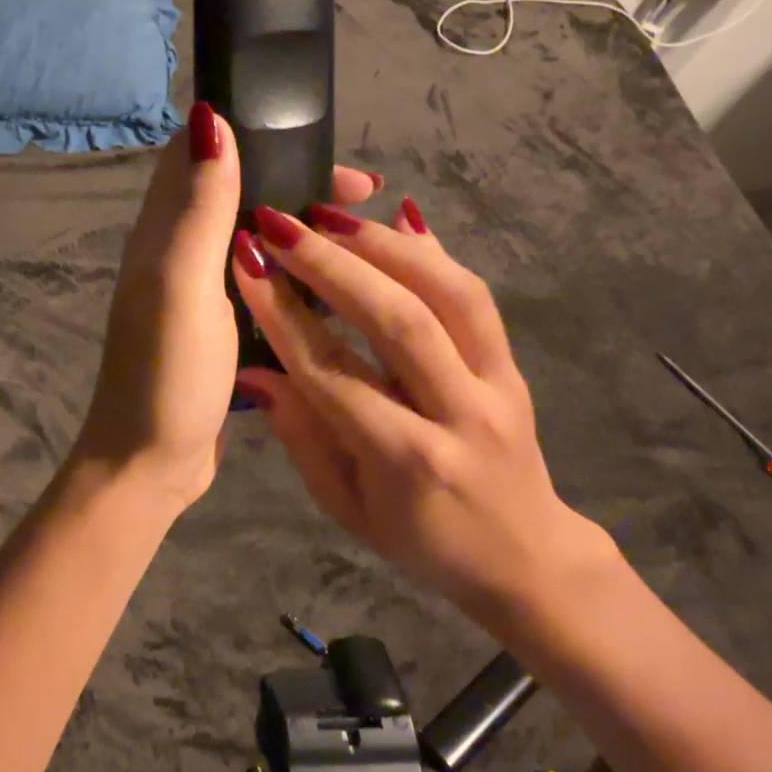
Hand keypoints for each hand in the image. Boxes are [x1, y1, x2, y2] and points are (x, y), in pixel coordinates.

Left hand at [73, 102, 381, 507]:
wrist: (152, 461)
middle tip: (359, 196)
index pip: (193, 153)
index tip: (314, 142)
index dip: (248, 132)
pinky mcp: (218, 326)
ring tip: (358, 234)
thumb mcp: (182, 282)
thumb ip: (198, 204)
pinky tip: (334, 282)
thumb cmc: (167, 371)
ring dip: (296, 223)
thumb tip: (210, 115)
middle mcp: (175, 252)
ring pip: (249, 234)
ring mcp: (196, 292)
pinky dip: (294, 267)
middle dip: (290, 178)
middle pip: (231, 190)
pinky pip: (259, 278)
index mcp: (161, 232)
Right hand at [228, 197, 615, 614]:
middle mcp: (460, 414)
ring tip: (329, 215)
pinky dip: (433, 250)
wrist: (524, 557)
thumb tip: (255, 372)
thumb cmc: (419, 542)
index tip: (247, 262)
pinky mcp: (515, 365)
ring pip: (450, 294)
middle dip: (332, 264)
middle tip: (280, 222)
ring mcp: (499, 384)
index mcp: (406, 462)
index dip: (283, 314)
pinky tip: (394, 218)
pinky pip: (477, 296)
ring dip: (384, 245)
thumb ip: (302, 437)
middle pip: (398, 321)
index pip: (332, 373)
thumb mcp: (346, 507)